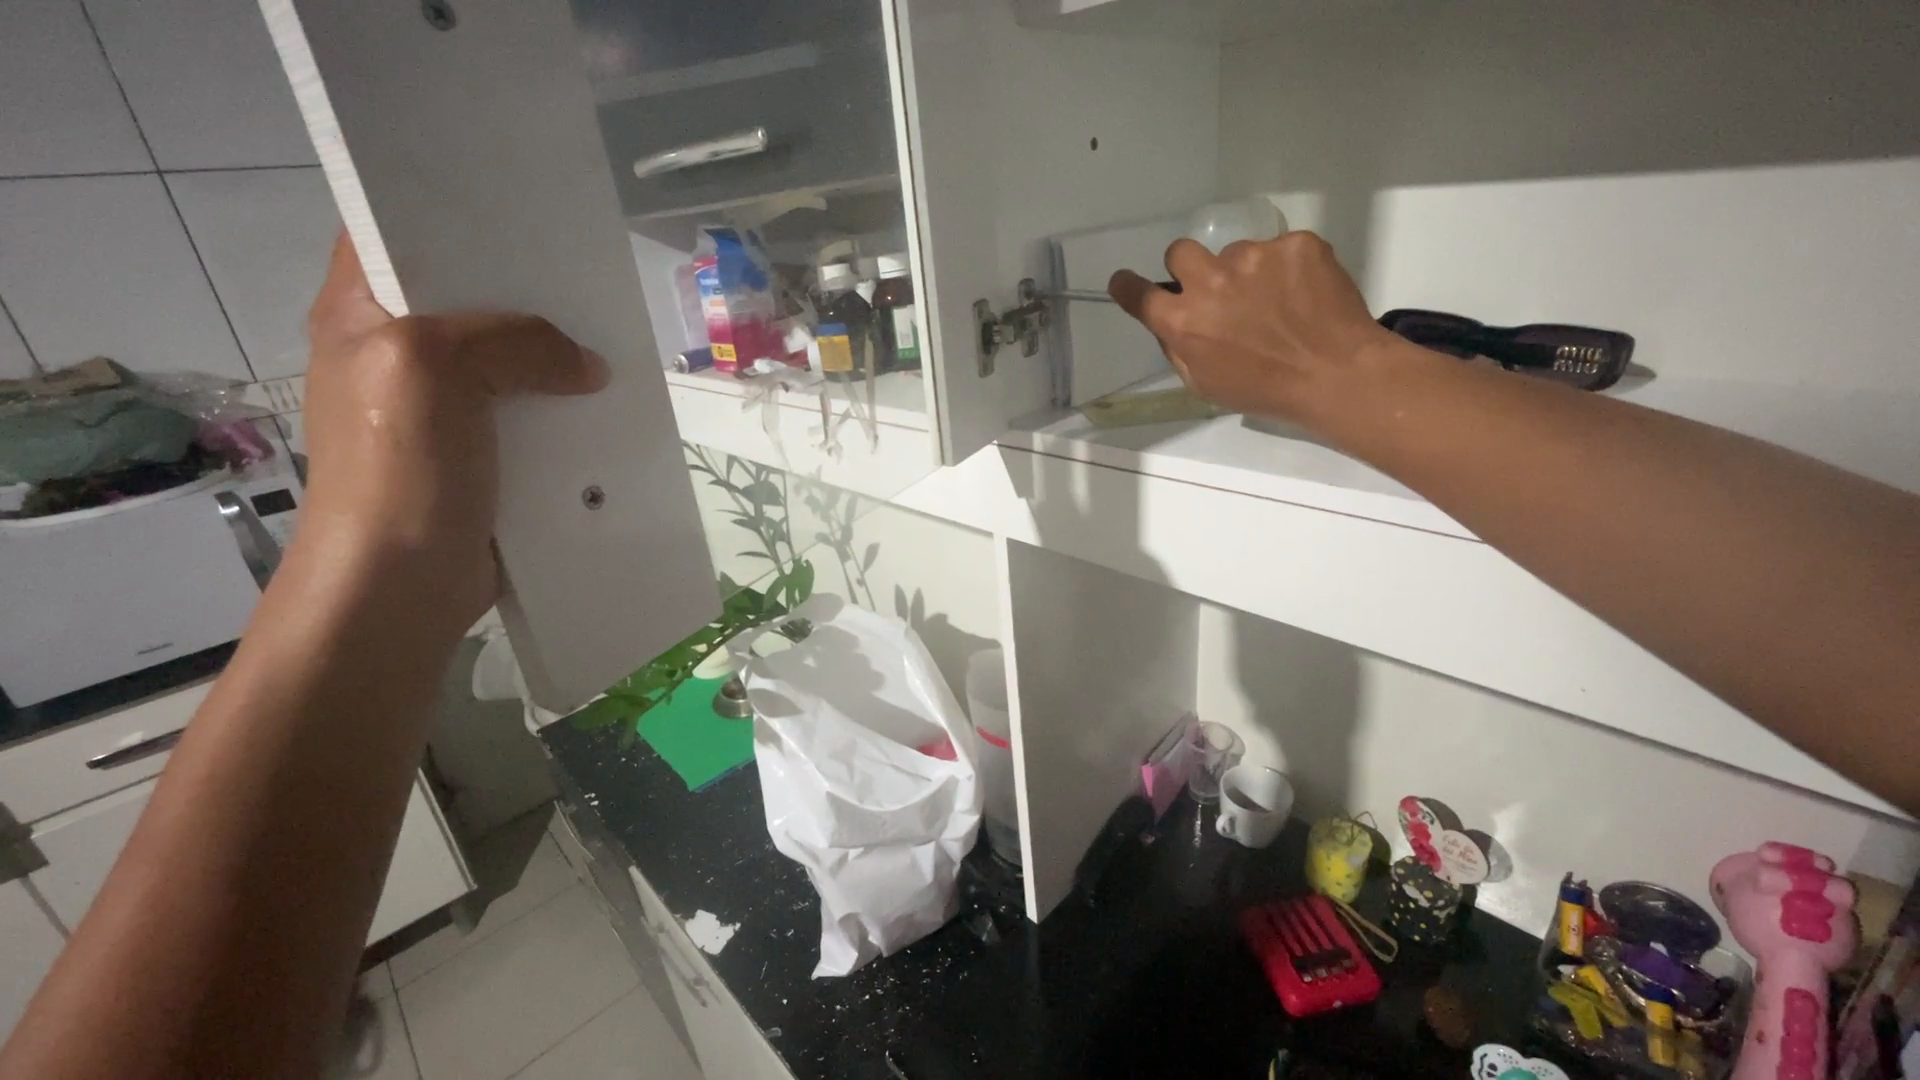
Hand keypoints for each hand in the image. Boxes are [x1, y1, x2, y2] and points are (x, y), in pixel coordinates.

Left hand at [296, 233, 609, 625]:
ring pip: (511, 360)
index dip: (449, 210)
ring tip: (612, 338)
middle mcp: (400, 352)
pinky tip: (608, 403)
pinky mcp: (483, 455)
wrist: (401, 584)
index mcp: (362, 312)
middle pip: (470, 299)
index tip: (520, 204)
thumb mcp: (436, 366)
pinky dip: (567, 408)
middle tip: (588, 273)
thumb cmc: (397, 465)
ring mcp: (444, 408)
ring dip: (557, 356)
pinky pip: (532, 414)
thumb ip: (517, 341)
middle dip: (530, 290)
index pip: (394, 232)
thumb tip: (589, 366)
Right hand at [1108, 231, 1402, 422]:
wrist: (1338, 374)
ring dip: (1245, 273)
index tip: (1126, 282)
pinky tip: (1303, 296)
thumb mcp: (1205, 384)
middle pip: (1179, 251)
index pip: (1140, 294)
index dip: (1128, 286)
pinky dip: (1287, 270)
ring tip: (1275, 304)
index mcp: (1184, 322)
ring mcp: (1255, 257)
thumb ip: (1178, 348)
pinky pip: (1279, 250)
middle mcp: (1212, 282)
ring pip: (1235, 253)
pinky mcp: (1295, 245)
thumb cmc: (1265, 391)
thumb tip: (1170, 322)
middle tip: (1214, 290)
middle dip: (1190, 268)